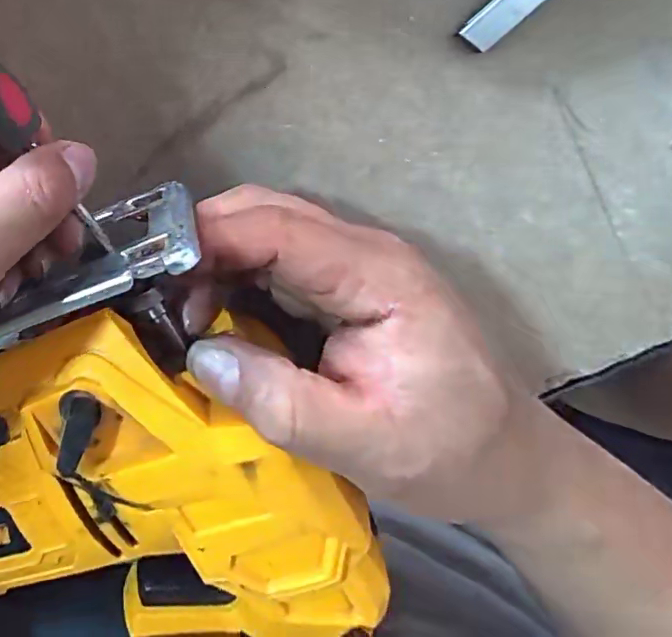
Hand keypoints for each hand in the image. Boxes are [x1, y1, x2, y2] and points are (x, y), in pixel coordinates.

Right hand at [182, 187, 566, 527]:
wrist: (513, 463)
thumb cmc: (450, 453)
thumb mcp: (367, 446)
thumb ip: (282, 403)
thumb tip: (200, 354)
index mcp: (377, 275)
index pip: (277, 226)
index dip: (210, 236)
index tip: (158, 268)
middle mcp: (361, 248)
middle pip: (262, 209)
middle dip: (202, 238)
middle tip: (163, 287)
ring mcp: (350, 257)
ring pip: (260, 221)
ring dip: (212, 252)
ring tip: (185, 303)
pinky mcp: (336, 274)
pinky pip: (268, 249)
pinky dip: (229, 267)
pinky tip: (213, 304)